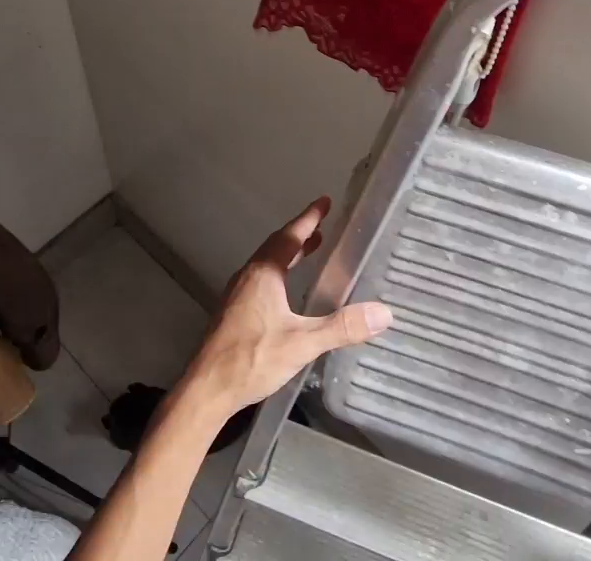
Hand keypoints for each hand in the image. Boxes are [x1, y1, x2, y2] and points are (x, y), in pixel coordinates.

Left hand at [180, 197, 393, 415]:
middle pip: (277, 246)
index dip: (309, 218)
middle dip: (300, 234)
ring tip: (311, 250)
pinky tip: (288, 291)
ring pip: (267, 264)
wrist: (207, 388)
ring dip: (289, 254)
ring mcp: (238, 294)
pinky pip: (261, 280)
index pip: (290, 237)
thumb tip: (383, 312)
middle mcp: (248, 277)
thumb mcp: (302, 343)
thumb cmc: (252, 358)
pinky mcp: (234, 312)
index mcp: (263, 275)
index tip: (324, 202)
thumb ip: (342, 327)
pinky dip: (280, 273)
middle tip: (322, 224)